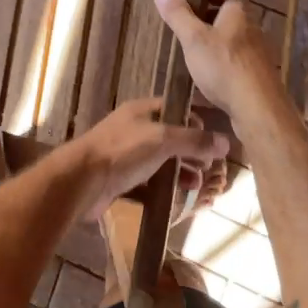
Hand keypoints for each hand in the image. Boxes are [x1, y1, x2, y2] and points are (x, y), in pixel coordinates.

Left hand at [61, 99, 227, 220]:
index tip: (212, 141)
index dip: (195, 121)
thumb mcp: (162, 140)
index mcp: (142, 111)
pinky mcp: (121, 179)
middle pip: (169, 136)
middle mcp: (134, 129)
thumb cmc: (123, 152)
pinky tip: (178, 198)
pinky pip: (148, 182)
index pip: (175, 109)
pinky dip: (164, 188)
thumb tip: (225, 142)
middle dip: (191, 150)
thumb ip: (193, 140)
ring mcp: (126, 155)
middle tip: (210, 167)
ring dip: (180, 171)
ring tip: (198, 185)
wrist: (82, 181)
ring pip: (160, 160)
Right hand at [154, 0, 286, 127]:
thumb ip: (178, 14)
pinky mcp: (257, 77)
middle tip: (185, 27)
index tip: (192, 0)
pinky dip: (221, 64)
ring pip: (232, 41)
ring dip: (214, 43)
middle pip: (230, 17)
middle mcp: (252, 29)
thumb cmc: (224, 66)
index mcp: (239, 13)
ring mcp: (257, 55)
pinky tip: (207, 77)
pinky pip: (236, 62)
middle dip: (208, 20)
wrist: (258, 110)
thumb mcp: (194, 38)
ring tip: (191, 52)